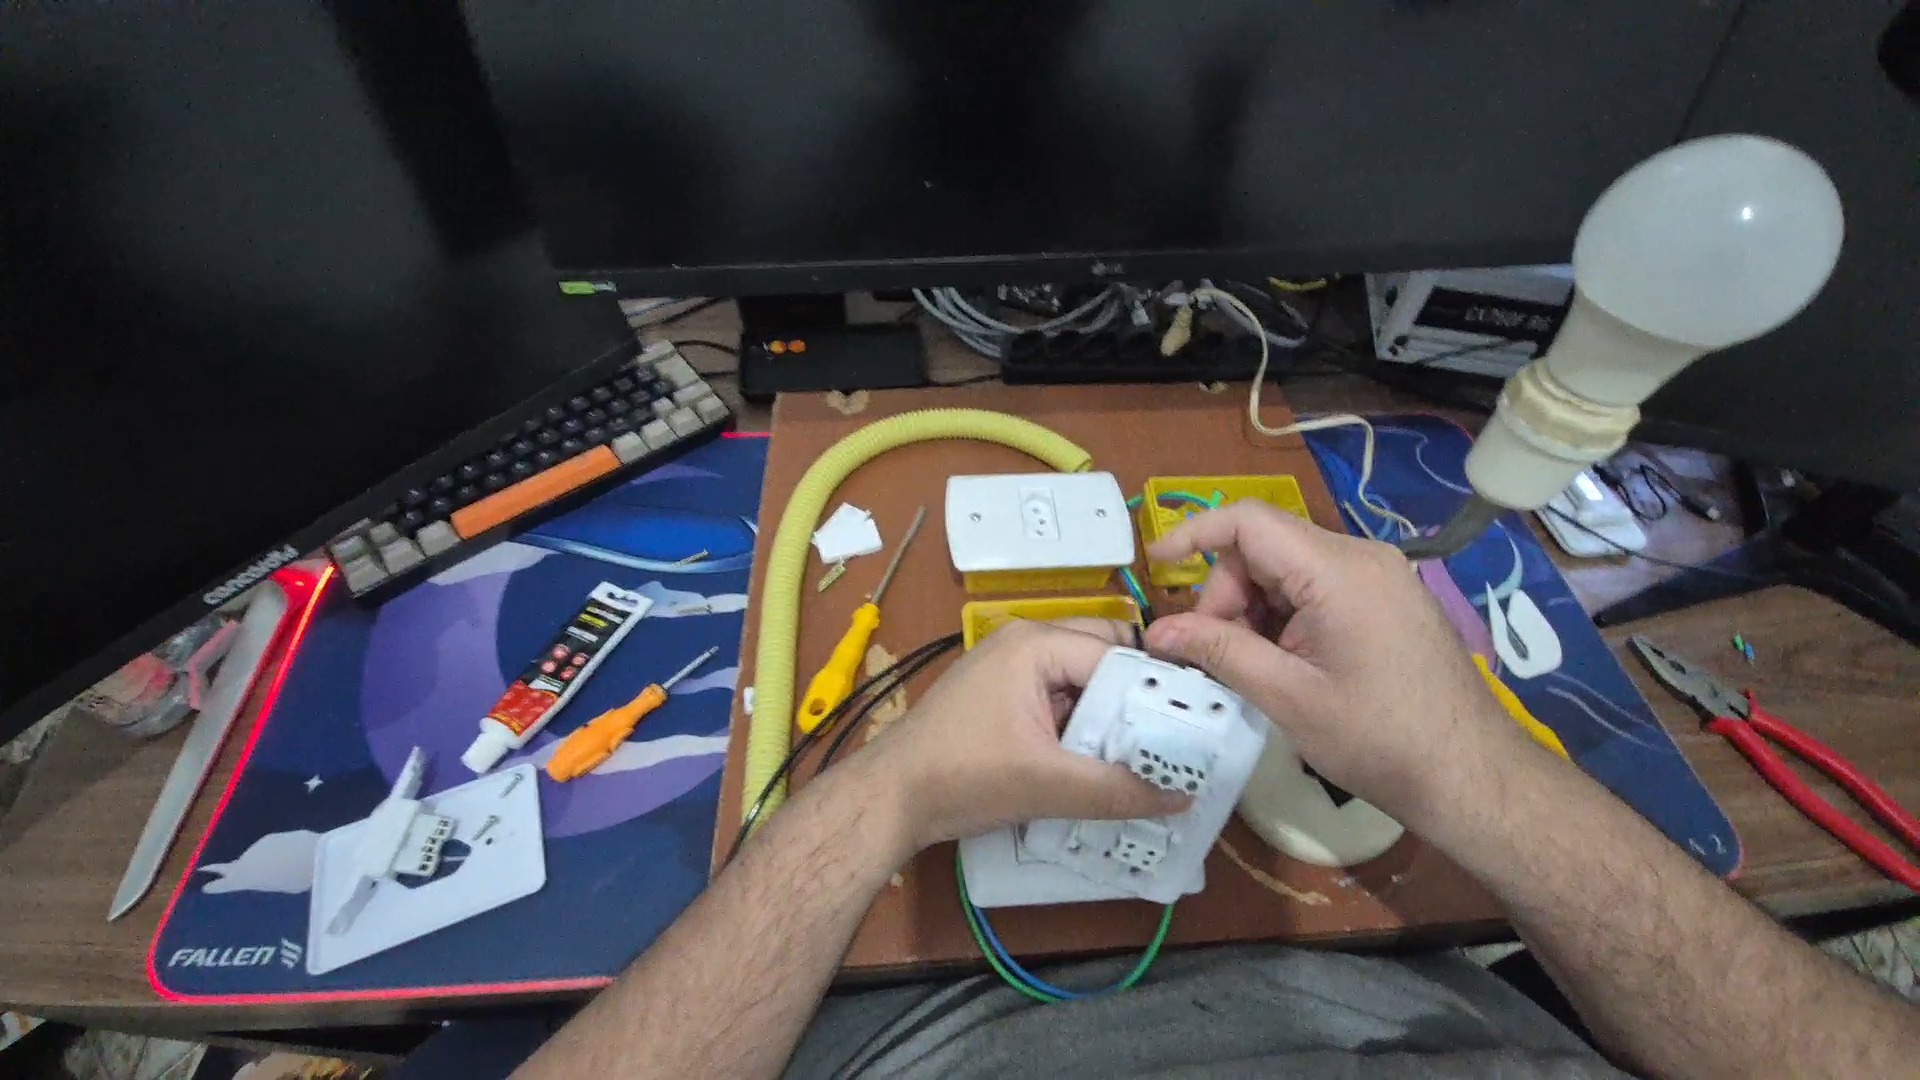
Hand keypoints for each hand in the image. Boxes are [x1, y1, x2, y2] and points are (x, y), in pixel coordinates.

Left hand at [854, 619, 1188, 854]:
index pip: (1117, 656)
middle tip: (1172, 740)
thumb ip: (1117, 790)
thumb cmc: (962, 777)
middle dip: (1134, 698)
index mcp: (1035, 644)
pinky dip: (1079, 722)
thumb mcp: (1046, 786)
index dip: (1156, 693)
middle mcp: (1025, 642)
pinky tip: (1098, 759)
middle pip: (1101, 657)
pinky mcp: (1000, 693)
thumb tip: (1182, 797)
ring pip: (1079, 680)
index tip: (1192, 730)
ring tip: (1145, 754)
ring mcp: (1009, 666)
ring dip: (1107, 713)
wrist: (889, 797)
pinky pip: (1056, 696)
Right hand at [1143, 502, 1526, 823]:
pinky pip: (1311, 587)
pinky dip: (1281, 617)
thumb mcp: (1287, 696)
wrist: (1473, 777)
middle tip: (1216, 654)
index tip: (1156, 565)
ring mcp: (1376, 575)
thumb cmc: (1380, 739)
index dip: (1193, 534)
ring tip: (1254, 668)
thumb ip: (1218, 652)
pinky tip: (1284, 663)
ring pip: (1283, 569)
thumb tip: (1158, 632)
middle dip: (1226, 596)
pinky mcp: (1382, 597)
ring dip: (1252, 611)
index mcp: (1337, 570)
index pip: (1248, 521)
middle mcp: (1359, 557)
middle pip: (1262, 548)